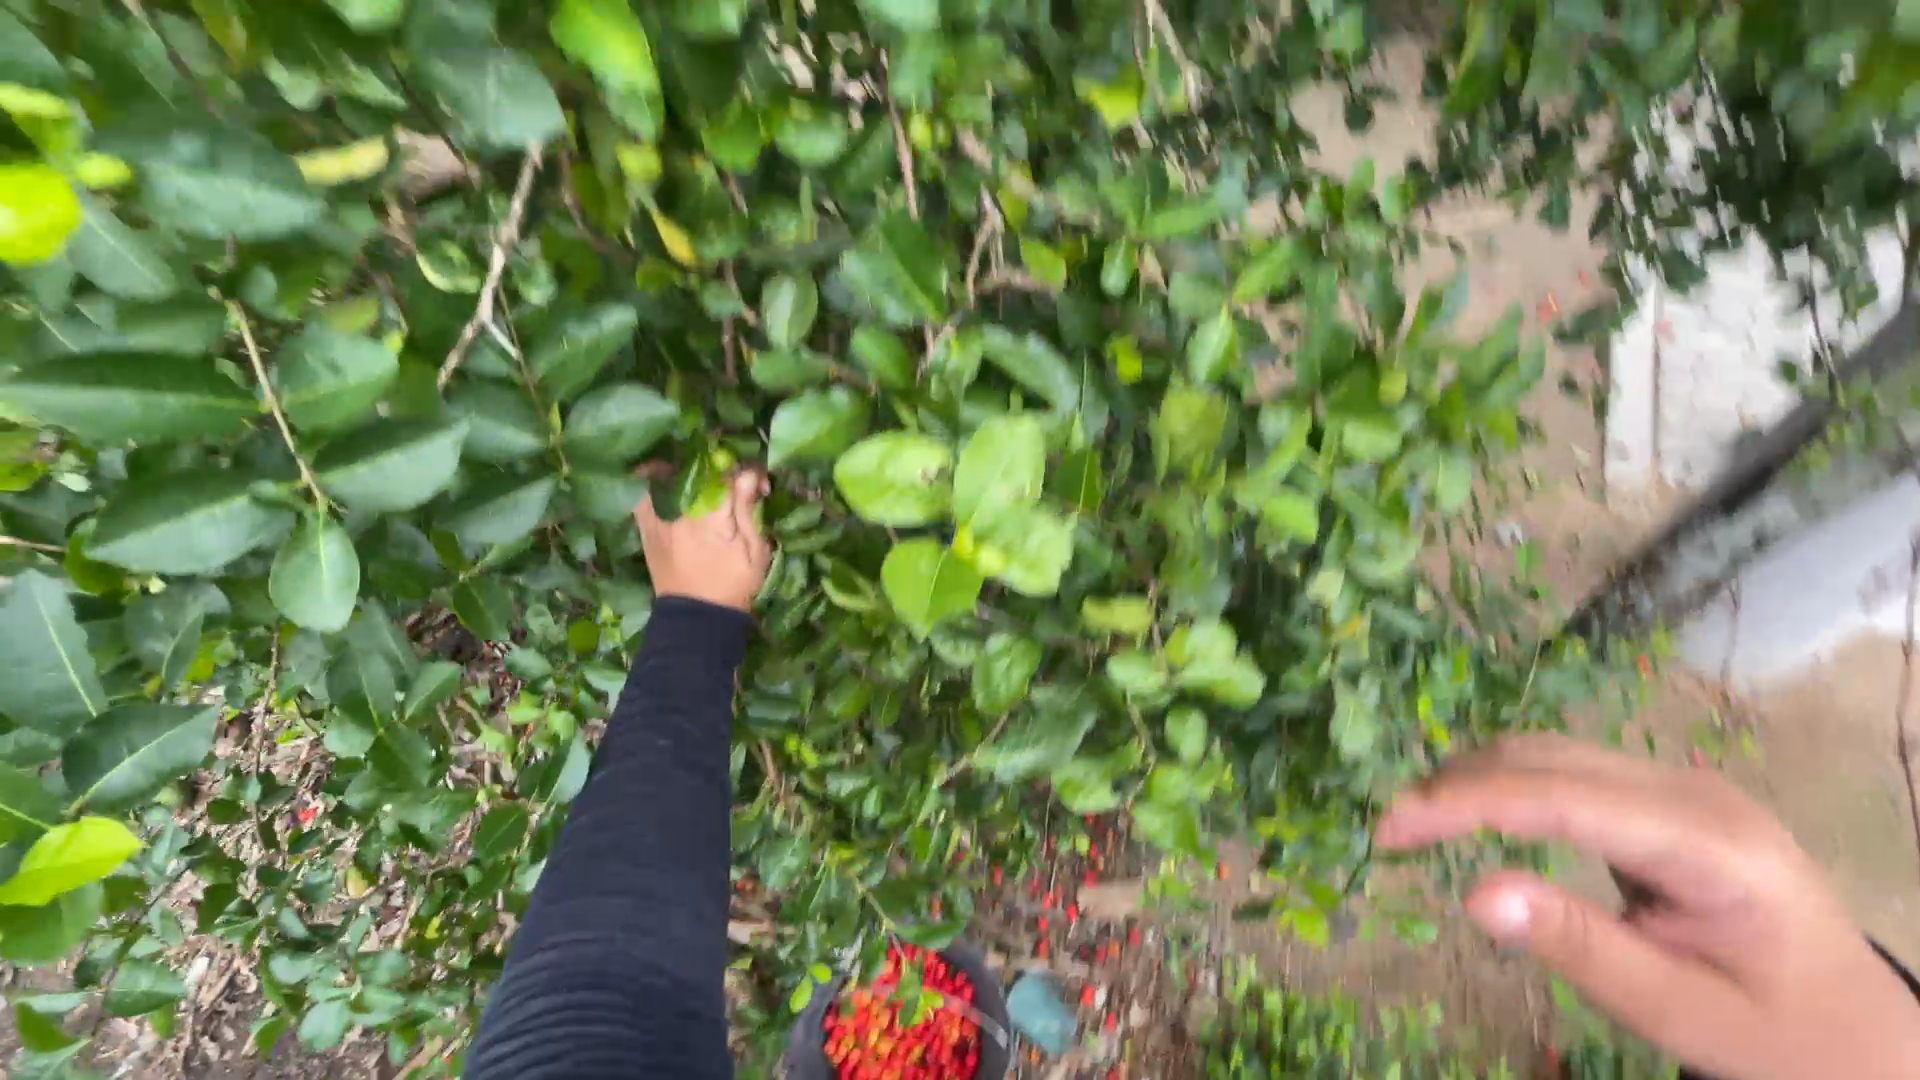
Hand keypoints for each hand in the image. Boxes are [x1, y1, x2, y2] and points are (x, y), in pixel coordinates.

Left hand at [633, 467, 772, 612]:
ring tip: (704, 477)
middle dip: (719, 470)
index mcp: (712, 516)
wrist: (696, 618)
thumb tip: (749, 474)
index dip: (747, 475)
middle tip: (734, 484)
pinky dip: (654, 483)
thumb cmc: (733, 586)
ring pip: (668, 474)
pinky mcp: (646, 526)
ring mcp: (658, 517)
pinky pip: (644, 494)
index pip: (729, 474)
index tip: (762, 486)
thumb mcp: (754, 552)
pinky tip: (669, 483)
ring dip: (687, 469)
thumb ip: (748, 510)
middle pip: (698, 468)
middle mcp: (680, 510)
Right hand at [1375, 735, 1919, 1079]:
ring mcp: (1675, 783)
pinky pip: (1559, 767)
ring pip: (1544, 751)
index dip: (1466, 803)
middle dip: (1455, 785)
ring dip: (1470, 777)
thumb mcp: (1684, 1014)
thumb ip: (1581, 949)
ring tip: (1418, 820)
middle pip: (1545, 759)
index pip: (1561, 797)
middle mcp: (1689, 790)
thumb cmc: (1781, 1035)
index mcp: (1711, 842)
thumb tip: (1474, 895)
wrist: (1869, 1033)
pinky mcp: (1656, 792)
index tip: (1391, 827)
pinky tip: (1470, 809)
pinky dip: (1498, 781)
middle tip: (1391, 830)